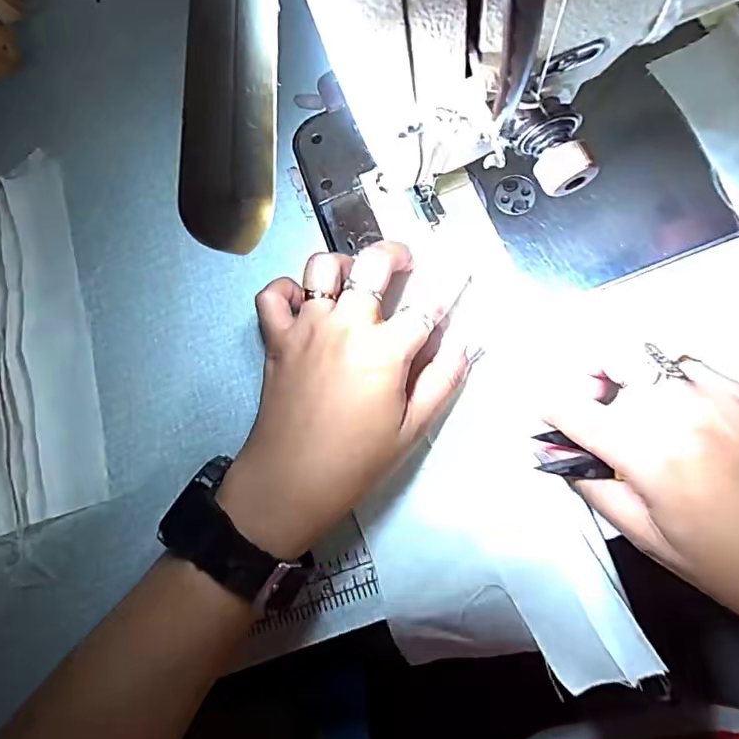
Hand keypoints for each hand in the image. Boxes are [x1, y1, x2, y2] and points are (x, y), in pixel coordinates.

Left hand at [219, 242, 469, 559]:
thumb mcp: (412, 428)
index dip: (447, 291)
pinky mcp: (276, 337)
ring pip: (322, 266)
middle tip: (406, 264)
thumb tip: (464, 345)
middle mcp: (345, 326)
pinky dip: (289, 289)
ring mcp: (306, 327)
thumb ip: (442, 380)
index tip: (456, 280)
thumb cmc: (356, 461)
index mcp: (384, 350)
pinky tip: (306, 303)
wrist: (288, 483)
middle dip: (396, 254)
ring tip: (355, 281)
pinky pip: (274, 293)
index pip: (426, 305)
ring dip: (344, 265)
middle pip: (372, 264)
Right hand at [541, 355, 738, 708]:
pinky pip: (710, 375)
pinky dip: (693, 391)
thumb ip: (606, 494)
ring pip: (662, 362)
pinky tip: (714, 428)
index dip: (553, 408)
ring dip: (645, 382)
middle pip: (614, 365)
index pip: (574, 406)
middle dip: (597, 385)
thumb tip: (569, 461)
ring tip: (659, 418)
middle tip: (604, 412)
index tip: (553, 415)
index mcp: (651, 454)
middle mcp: (684, 408)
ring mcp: (731, 391)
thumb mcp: (662, 546)